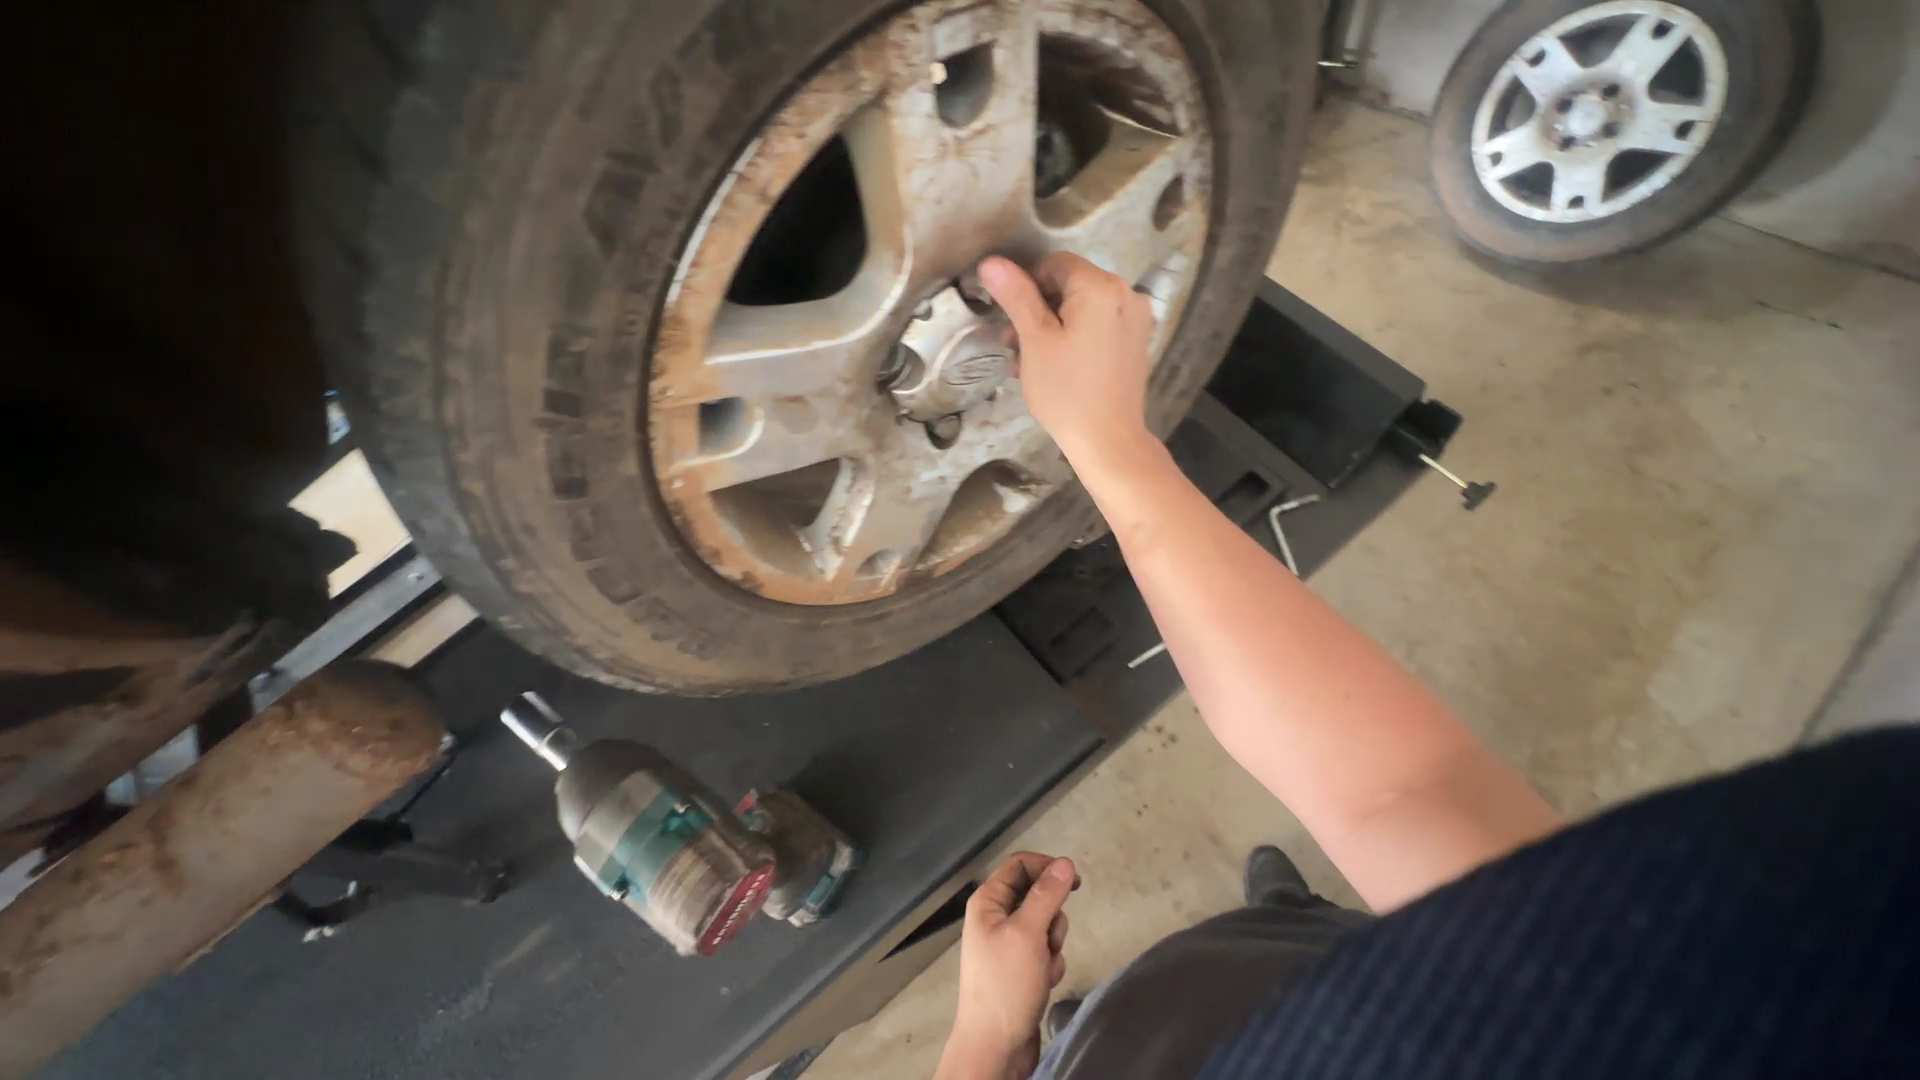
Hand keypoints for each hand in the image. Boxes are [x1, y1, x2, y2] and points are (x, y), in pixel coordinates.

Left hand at [937, 852, 1078, 1079]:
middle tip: (1048, 938)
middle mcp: (995, 918)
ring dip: (1052, 945)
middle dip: (1052, 917)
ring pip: (1044, 925)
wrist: (995, 1047)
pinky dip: (1050, 965)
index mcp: (988, 901)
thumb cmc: (1006, 984)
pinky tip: (1043, 983)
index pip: (1020, 865)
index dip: (1047, 867)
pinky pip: (1044, 952)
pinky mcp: (1020, 968)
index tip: (1075, 882)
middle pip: (1037, 896)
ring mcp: (1007, 945)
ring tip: (1042, 967)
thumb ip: (1047, 895)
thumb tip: (1065, 863)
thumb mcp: (1028, 933)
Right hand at [978, 254, 1158, 471]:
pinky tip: (1053, 367)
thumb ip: (1016, 297)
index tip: (1012, 320)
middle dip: (1037, 311)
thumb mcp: (1035, 340)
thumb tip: (991, 263)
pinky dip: (1074, 339)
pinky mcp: (1135, 344)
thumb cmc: (1066, 390)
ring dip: (1051, 328)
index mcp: (1102, 287)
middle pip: (1070, 286)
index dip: (1027, 286)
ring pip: (1082, 310)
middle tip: (1013, 345)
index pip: (1056, 264)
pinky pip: (1098, 328)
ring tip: (1027, 362)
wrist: (1108, 440)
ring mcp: (1135, 321)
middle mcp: (1126, 295)